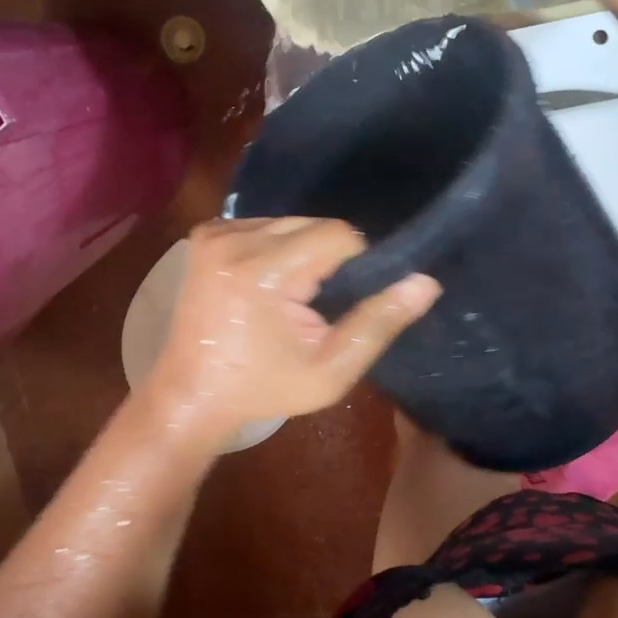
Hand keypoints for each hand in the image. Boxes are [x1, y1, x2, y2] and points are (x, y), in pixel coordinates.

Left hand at [146, 218, 440, 435]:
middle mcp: (237, 238)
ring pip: (288, 222)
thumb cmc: (263, 387)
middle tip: (321, 303)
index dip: (355, 262)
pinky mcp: (204, 234)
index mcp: (265, 269)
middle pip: (311, 223)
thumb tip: (426, 282)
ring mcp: (215, 233)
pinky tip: (267, 282)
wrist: (191, 395)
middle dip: (326, 256)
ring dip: (301, 250)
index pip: (337, 234)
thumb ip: (378, 322)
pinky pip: (261, 225)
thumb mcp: (331, 369)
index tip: (345, 298)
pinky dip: (274, 247)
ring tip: (294, 296)